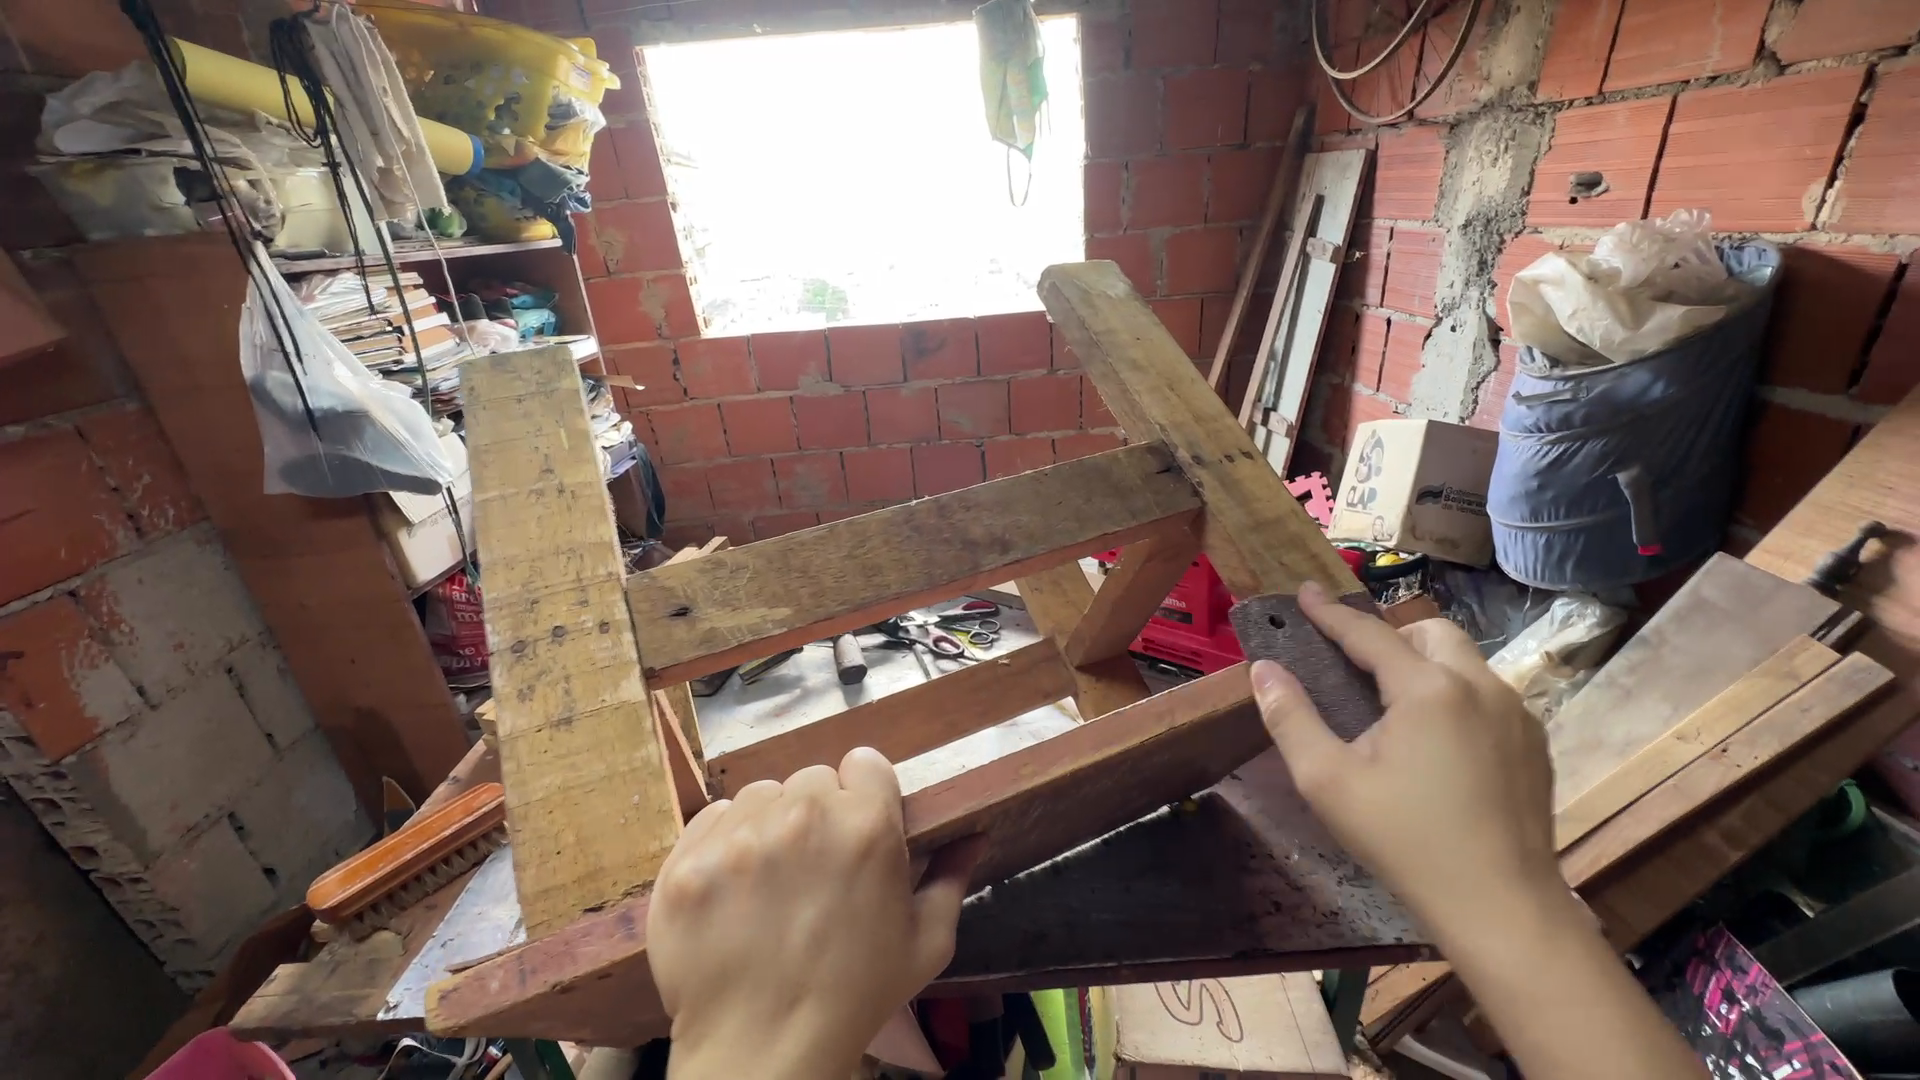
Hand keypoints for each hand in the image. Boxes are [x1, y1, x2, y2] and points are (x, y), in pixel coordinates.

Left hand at [648, 747, 979, 1079]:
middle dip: (819, 810)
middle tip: (815, 862)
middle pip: (812, 778)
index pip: (864, 763)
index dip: (864, 792)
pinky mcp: (689, 861)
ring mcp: (739, 836)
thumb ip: (951, 877)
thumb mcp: (925, 942)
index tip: (857, 822)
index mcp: (867, 826)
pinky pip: (712, 820)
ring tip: (771, 876)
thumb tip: (975, 834)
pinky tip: (733, 885)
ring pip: (760, 795)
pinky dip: (723, 842)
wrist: (764, 1053)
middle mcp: (803, 815)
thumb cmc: (857, 996)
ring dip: (770, 822)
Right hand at [1249, 581, 1558, 936]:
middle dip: (1389, 635)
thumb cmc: (1404, 840)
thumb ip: (1289, 717)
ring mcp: (1516, 713)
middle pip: (1429, 631)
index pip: (1368, 633)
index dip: (1329, 612)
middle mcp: (1480, 686)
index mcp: (1427, 689)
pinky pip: (1487, 693)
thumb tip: (1263, 668)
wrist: (1501, 907)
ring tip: (1393, 704)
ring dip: (1424, 662)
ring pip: (1464, 660)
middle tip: (1355, 666)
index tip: (1303, 591)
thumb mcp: (1326, 781)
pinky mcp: (1534, 742)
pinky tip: (1435, 740)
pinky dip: (1453, 693)